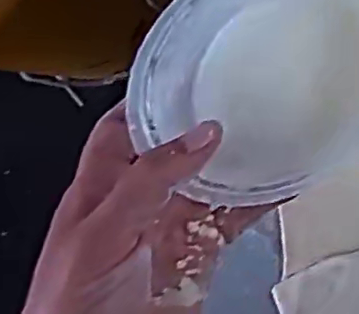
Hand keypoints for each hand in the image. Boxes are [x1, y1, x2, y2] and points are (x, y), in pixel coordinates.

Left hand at [23, 103, 273, 313]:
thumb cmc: (72, 307)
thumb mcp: (99, 236)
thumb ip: (147, 180)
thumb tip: (205, 130)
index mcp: (102, 187)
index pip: (123, 125)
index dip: (150, 96)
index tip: (188, 69)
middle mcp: (138, 200)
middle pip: (175, 144)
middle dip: (206, 117)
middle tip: (244, 87)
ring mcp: (169, 226)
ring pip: (211, 175)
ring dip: (240, 154)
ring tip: (273, 122)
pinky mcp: (198, 253)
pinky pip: (234, 216)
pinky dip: (263, 197)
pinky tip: (286, 179)